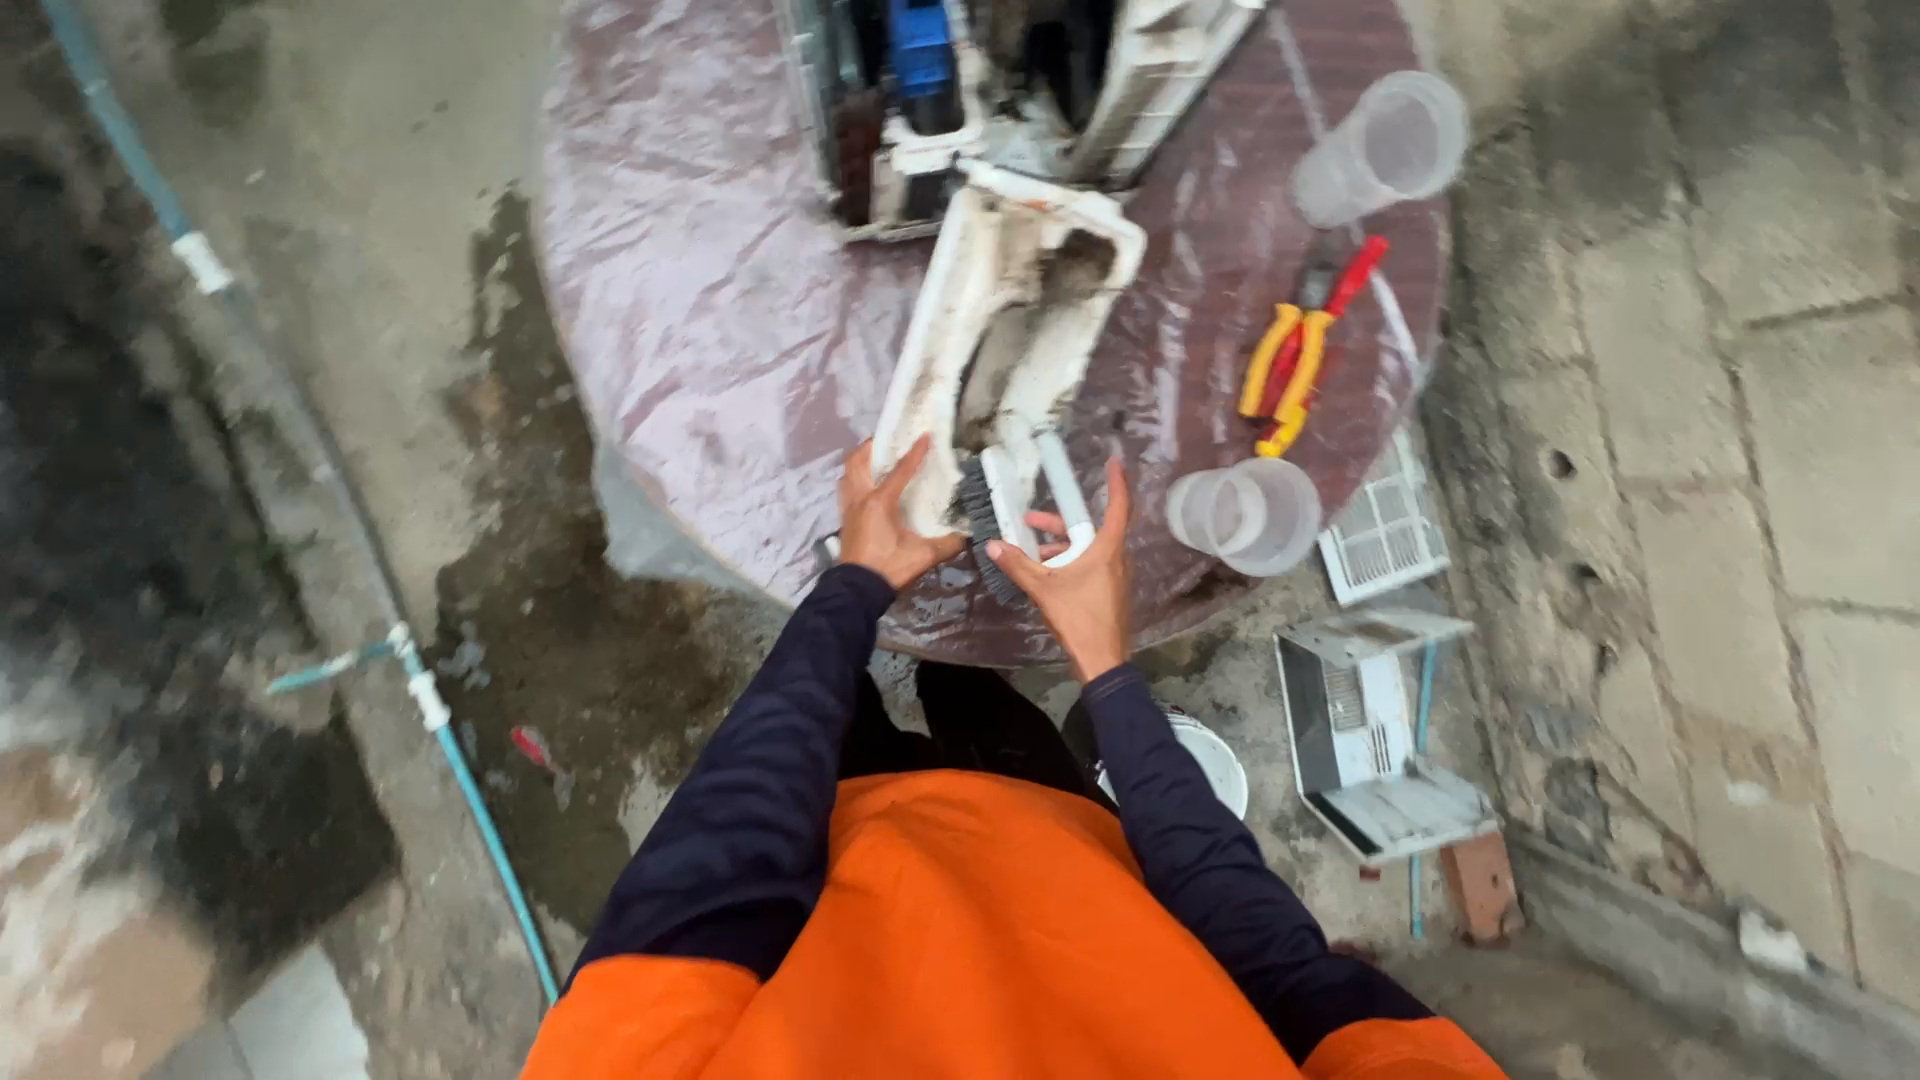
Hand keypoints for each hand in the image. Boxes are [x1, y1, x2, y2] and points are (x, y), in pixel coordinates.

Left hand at [838, 436, 965, 590]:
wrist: (856, 592)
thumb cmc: (889, 569)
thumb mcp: (923, 556)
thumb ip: (947, 544)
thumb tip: (967, 536)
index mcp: (879, 502)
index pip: (899, 471)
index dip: (915, 453)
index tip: (925, 436)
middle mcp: (860, 499)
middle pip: (858, 461)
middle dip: (873, 447)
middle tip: (890, 441)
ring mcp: (848, 509)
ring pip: (847, 474)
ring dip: (860, 463)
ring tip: (877, 459)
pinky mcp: (845, 520)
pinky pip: (847, 489)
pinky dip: (856, 480)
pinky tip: (869, 486)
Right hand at [986, 457, 1132, 681]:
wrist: (1102, 660)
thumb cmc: (1078, 618)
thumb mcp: (1043, 589)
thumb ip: (1018, 565)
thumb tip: (993, 545)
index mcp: (1107, 549)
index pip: (1118, 507)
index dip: (1117, 483)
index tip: (1113, 463)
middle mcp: (1117, 557)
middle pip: (1090, 529)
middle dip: (1060, 523)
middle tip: (1030, 521)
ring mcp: (1117, 575)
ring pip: (1089, 549)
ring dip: (1062, 547)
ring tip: (1033, 554)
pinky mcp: (1112, 590)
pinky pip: (1092, 565)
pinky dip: (1071, 562)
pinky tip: (1048, 574)